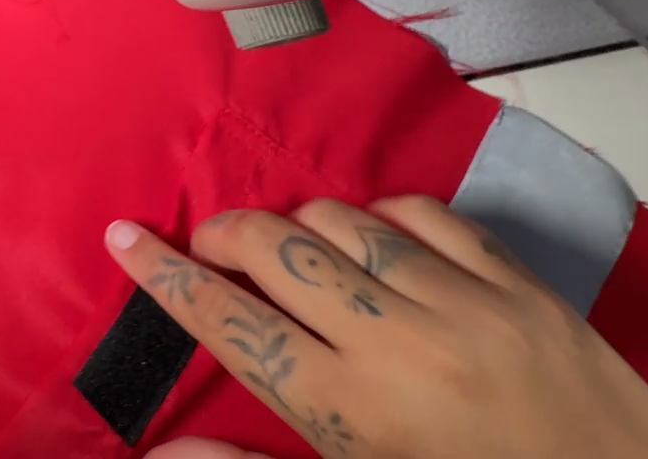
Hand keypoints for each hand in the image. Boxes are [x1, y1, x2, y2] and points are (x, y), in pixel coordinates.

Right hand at [105, 197, 647, 458]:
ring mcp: (469, 308)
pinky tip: (375, 245)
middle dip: (222, 237)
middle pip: (272, 250)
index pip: (227, 322)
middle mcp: (402, 347)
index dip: (163, 275)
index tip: (122, 235)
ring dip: (298, 229)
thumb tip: (158, 452)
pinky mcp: (525, 288)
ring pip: (337, 221)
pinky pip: (420, 213)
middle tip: (212, 249)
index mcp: (356, 414)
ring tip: (298, 255)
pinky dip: (378, 219)